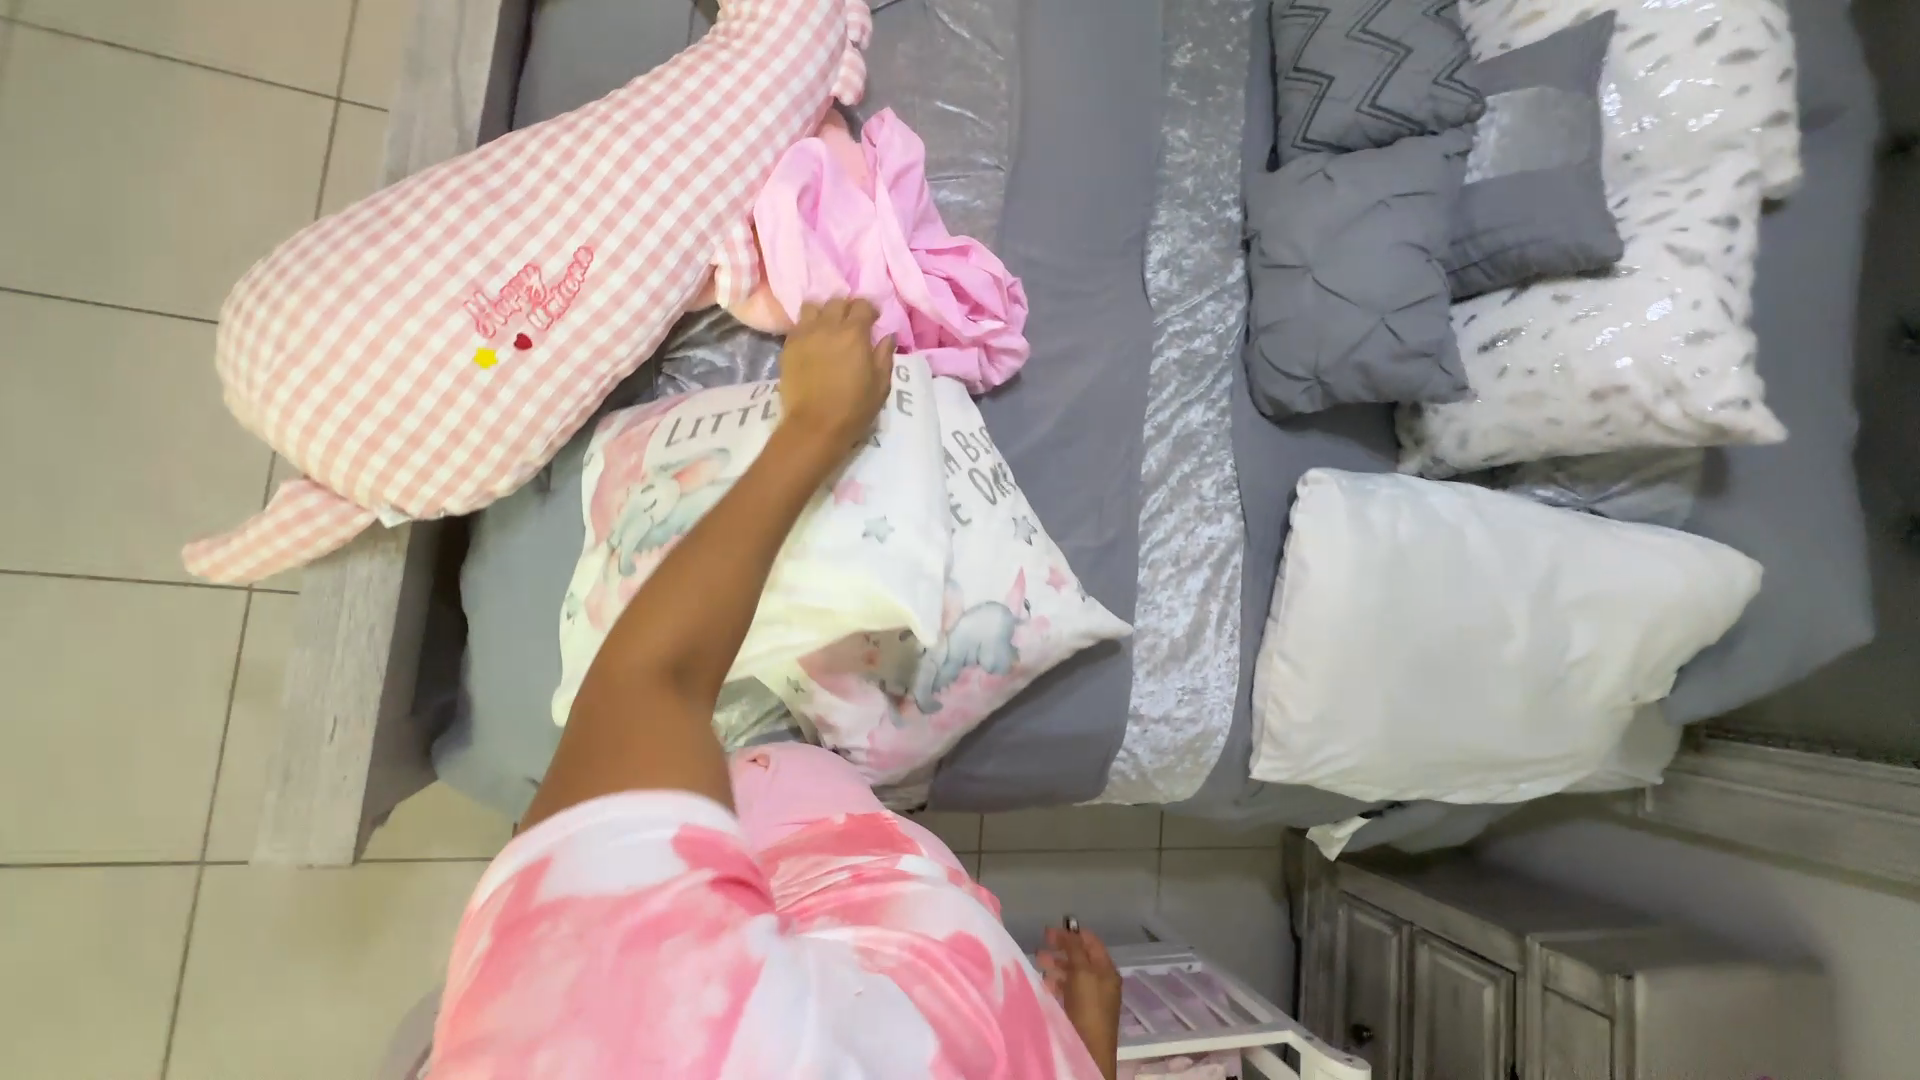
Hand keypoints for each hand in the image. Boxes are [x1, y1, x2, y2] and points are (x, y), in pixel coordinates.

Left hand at [777, 298, 895, 452]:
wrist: (815, 426)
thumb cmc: (854, 409)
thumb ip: (885, 356)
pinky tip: (813, 341)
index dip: (870, 310)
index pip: (862, 305)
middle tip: (851, 324)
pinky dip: (807, 327)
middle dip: (846, 309)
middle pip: (836, 302)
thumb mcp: (880, 386)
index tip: (873, 320)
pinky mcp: (788, 346)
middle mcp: (828, 326)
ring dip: (823, 313)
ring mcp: (804, 334)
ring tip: (827, 327)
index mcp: (854, 334)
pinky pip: (798, 325)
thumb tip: (888, 336)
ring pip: (812, 307)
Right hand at [1039, 926, 1122, 1079]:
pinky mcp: (1080, 1012)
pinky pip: (1067, 991)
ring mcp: (1090, 998)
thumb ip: (1075, 948)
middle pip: (1079, 958)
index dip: (1072, 934)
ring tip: (1039, 964)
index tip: (1050, 931)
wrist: (1089, 1050)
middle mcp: (1101, 981)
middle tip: (1040, 948)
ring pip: (1071, 974)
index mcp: (1107, 970)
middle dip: (1060, 950)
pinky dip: (1055, 984)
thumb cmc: (1089, 1006)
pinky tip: (1044, 985)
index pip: (1091, 943)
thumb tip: (1069, 928)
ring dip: (1055, 966)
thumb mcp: (1083, 971)